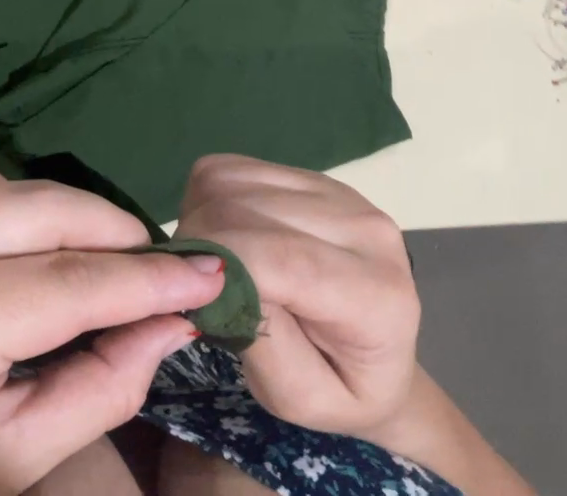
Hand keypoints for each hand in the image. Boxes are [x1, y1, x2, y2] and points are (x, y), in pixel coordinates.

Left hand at [0, 172, 227, 494]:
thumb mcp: (20, 457)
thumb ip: (105, 383)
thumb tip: (173, 316)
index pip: (70, 282)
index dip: (149, 277)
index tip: (210, 272)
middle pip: (40, 210)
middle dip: (114, 230)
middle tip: (165, 261)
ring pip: (6, 190)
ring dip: (69, 215)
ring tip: (112, 257)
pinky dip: (18, 211)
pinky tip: (41, 246)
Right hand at [173, 155, 420, 441]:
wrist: (379, 363)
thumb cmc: (338, 393)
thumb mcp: (299, 399)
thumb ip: (261, 339)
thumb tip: (218, 275)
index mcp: (376, 295)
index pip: (276, 256)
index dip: (214, 264)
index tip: (187, 293)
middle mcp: (365, 229)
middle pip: (241, 209)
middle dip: (198, 244)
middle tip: (197, 286)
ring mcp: (339, 193)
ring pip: (228, 180)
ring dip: (200, 217)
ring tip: (215, 261)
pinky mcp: (310, 176)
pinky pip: (230, 167)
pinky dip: (208, 198)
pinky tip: (227, 233)